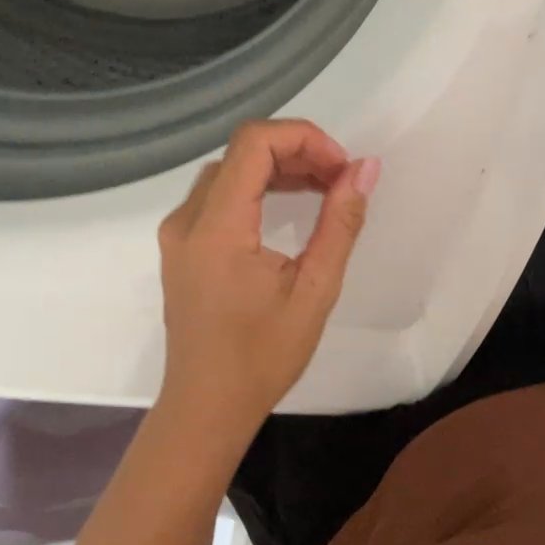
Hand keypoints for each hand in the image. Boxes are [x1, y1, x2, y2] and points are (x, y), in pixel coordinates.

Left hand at [155, 120, 380, 428]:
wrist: (207, 406)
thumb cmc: (262, 356)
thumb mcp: (315, 291)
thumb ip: (340, 223)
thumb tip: (365, 169)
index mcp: (217, 228)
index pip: (254, 143)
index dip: (304, 138)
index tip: (341, 167)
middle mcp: (187, 220)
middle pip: (242, 152)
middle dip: (297, 151)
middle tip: (341, 180)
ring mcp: (179, 233)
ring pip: (231, 171)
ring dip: (279, 168)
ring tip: (325, 190)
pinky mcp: (182, 246)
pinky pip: (219, 195)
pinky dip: (258, 188)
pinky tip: (291, 207)